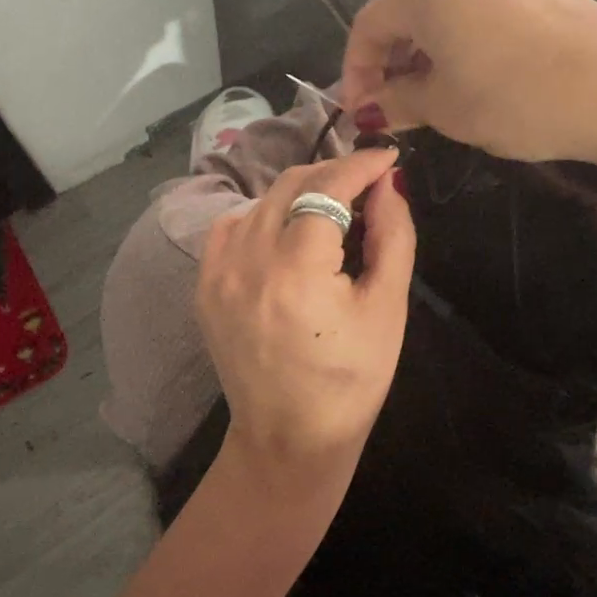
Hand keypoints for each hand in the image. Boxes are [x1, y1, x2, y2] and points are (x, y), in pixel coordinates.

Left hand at [196, 148, 414, 479]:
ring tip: (335, 208)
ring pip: (261, 200)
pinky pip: (234, 225)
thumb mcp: (388, 308)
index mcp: (297, 271)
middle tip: (367, 182)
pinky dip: (265, 215)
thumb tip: (390, 183)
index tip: (387, 156)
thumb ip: (393, 236)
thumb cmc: (351, 380)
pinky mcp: (204, 285)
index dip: (361, 164)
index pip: (327, 188)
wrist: (288, 439)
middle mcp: (247, 262)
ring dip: (301, 192)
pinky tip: (289, 233)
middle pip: (291, 184)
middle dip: (333, 173)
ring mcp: (217, 273)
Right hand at [339, 0, 596, 162]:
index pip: (369, 26)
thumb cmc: (516, 101)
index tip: (361, 111)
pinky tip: (497, 1)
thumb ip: (397, 102)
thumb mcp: (445, 109)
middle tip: (397, 103)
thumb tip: (369, 109)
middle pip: (409, 6)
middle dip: (395, 55)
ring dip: (435, 33)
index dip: (356, 71)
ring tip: (441, 76)